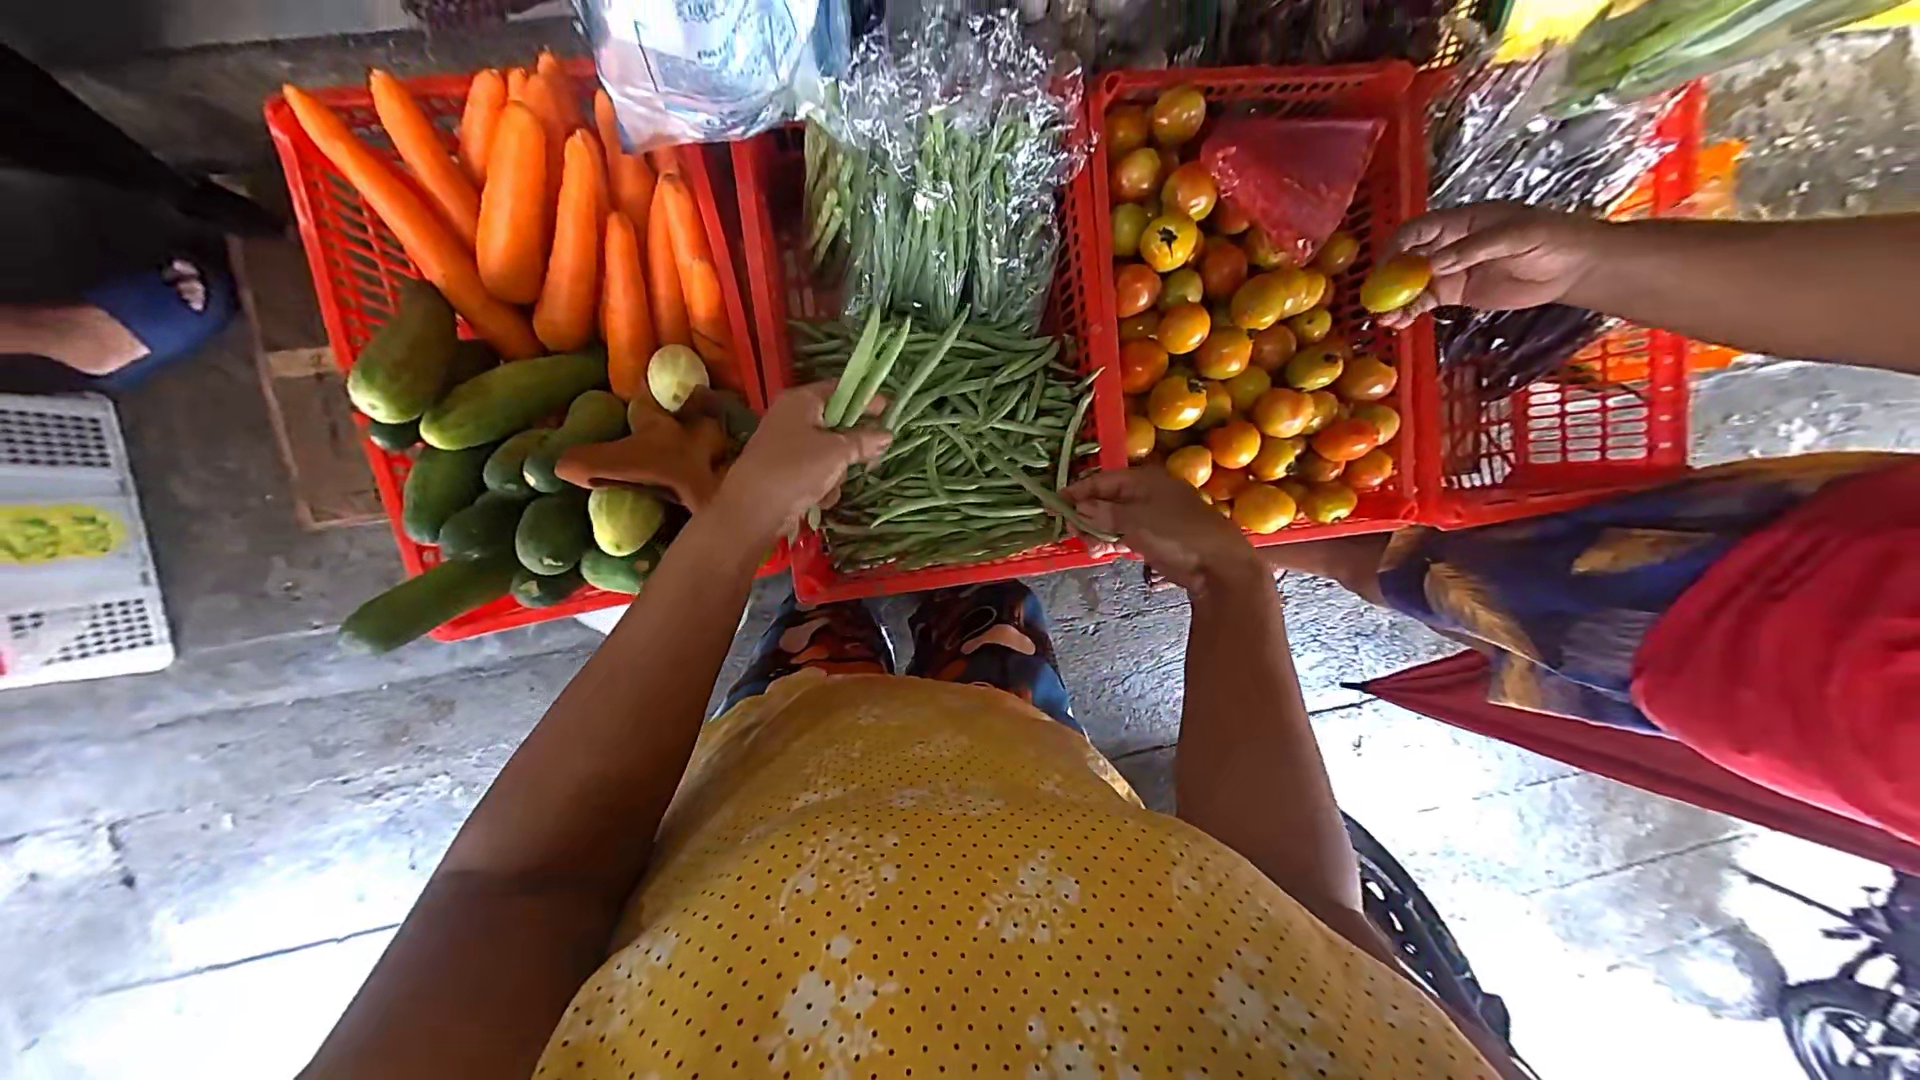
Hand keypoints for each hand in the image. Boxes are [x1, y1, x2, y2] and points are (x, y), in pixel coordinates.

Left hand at [711, 382, 890, 537]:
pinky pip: (817, 471)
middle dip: (853, 445)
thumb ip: (864, 441)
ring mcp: (788, 445)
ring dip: (837, 471)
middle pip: (837, 423)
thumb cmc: (796, 468)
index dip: (867, 399)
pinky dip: (822, 485)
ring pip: (830, 452)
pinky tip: (819, 498)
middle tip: (871, 457)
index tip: (890, 412)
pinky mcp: (787, 471)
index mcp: (802, 401)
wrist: (754, 509)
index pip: (841, 390)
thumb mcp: (836, 452)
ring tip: (831, 483)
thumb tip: (887, 434)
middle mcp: (793, 417)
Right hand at [1066, 467, 1259, 594]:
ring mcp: (1151, 515)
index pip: (1101, 480)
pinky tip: (1103, 552)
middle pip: (1105, 500)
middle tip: (1074, 533)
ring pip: (1113, 519)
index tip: (1054, 504)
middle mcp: (1146, 493)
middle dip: (1086, 516)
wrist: (1218, 564)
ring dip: (1097, 532)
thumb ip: (1104, 512)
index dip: (1076, 492)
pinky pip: (1125, 533)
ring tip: (1092, 548)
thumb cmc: (1176, 533)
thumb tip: (1080, 507)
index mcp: (1143, 479)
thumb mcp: (1135, 520)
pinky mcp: (1155, 536)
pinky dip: (1112, 541)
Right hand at [1378, 203, 1607, 328]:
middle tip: (1377, 299)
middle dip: (1387, 279)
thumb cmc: (1554, 239)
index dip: (1396, 248)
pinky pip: (1422, 302)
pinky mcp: (1452, 293)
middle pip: (1404, 259)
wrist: (1575, 268)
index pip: (1416, 230)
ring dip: (1393, 300)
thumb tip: (1433, 265)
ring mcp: (1447, 270)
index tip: (1385, 270)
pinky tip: (1398, 324)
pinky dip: (1407, 313)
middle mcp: (1446, 245)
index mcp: (1460, 223)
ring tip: (1384, 318)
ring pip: (1409, 284)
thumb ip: (1475, 248)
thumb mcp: (1519, 235)